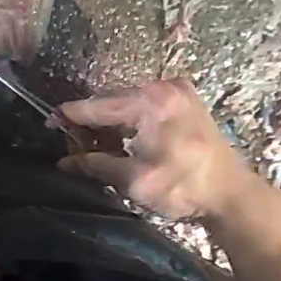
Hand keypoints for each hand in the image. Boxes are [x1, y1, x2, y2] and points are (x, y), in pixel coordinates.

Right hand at [56, 80, 266, 220]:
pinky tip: (119, 135)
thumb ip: (98, 164)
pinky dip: (129, 118)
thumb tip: (65, 162)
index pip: (100, 105)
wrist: (231, 193)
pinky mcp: (186, 100)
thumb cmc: (183, 187)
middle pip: (114, 99)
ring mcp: (178, 91)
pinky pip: (146, 104)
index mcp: (151, 103)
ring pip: (129, 101)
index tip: (49, 121)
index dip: (72, 115)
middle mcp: (164, 87)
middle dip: (91, 119)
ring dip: (110, 119)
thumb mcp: (134, 179)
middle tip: (69, 137)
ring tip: (91, 140)